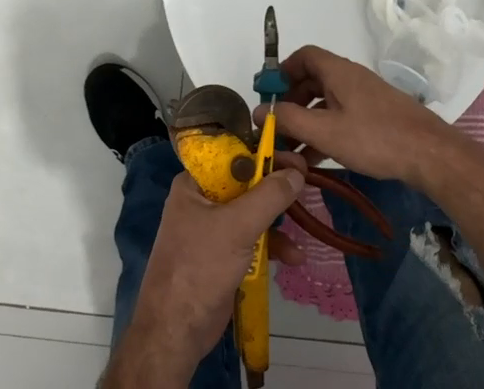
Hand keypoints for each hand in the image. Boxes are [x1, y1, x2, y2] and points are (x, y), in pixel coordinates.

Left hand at [110, 168, 304, 382]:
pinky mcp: (222, 256)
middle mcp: (202, 201)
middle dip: (276, 191)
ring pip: (252, 214)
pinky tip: (293, 258)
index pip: (233, 157)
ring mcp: (212, 230)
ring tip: (301, 237)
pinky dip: (272, 246)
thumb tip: (297, 172)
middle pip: (246, 185)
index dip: (264, 155)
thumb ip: (269, 196)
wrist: (176, 328)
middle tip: (306, 189)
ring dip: (278, 224)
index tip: (295, 159)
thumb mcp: (237, 226)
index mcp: (195, 184)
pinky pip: (252, 240)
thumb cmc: (200, 266)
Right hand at [269, 45, 478, 190]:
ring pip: (326, 102)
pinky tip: (315, 160)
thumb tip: (259, 111)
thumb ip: (290, 120)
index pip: (304, 55)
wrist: (431, 155)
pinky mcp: (376, 118)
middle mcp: (351, 78)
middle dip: (291, 102)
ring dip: (306, 122)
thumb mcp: (325, 131)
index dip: (282, 71)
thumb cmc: (375, 138)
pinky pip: (341, 117)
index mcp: (338, 72)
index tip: (269, 96)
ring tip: (290, 151)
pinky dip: (324, 132)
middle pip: (312, 79)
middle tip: (276, 127)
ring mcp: (365, 98)